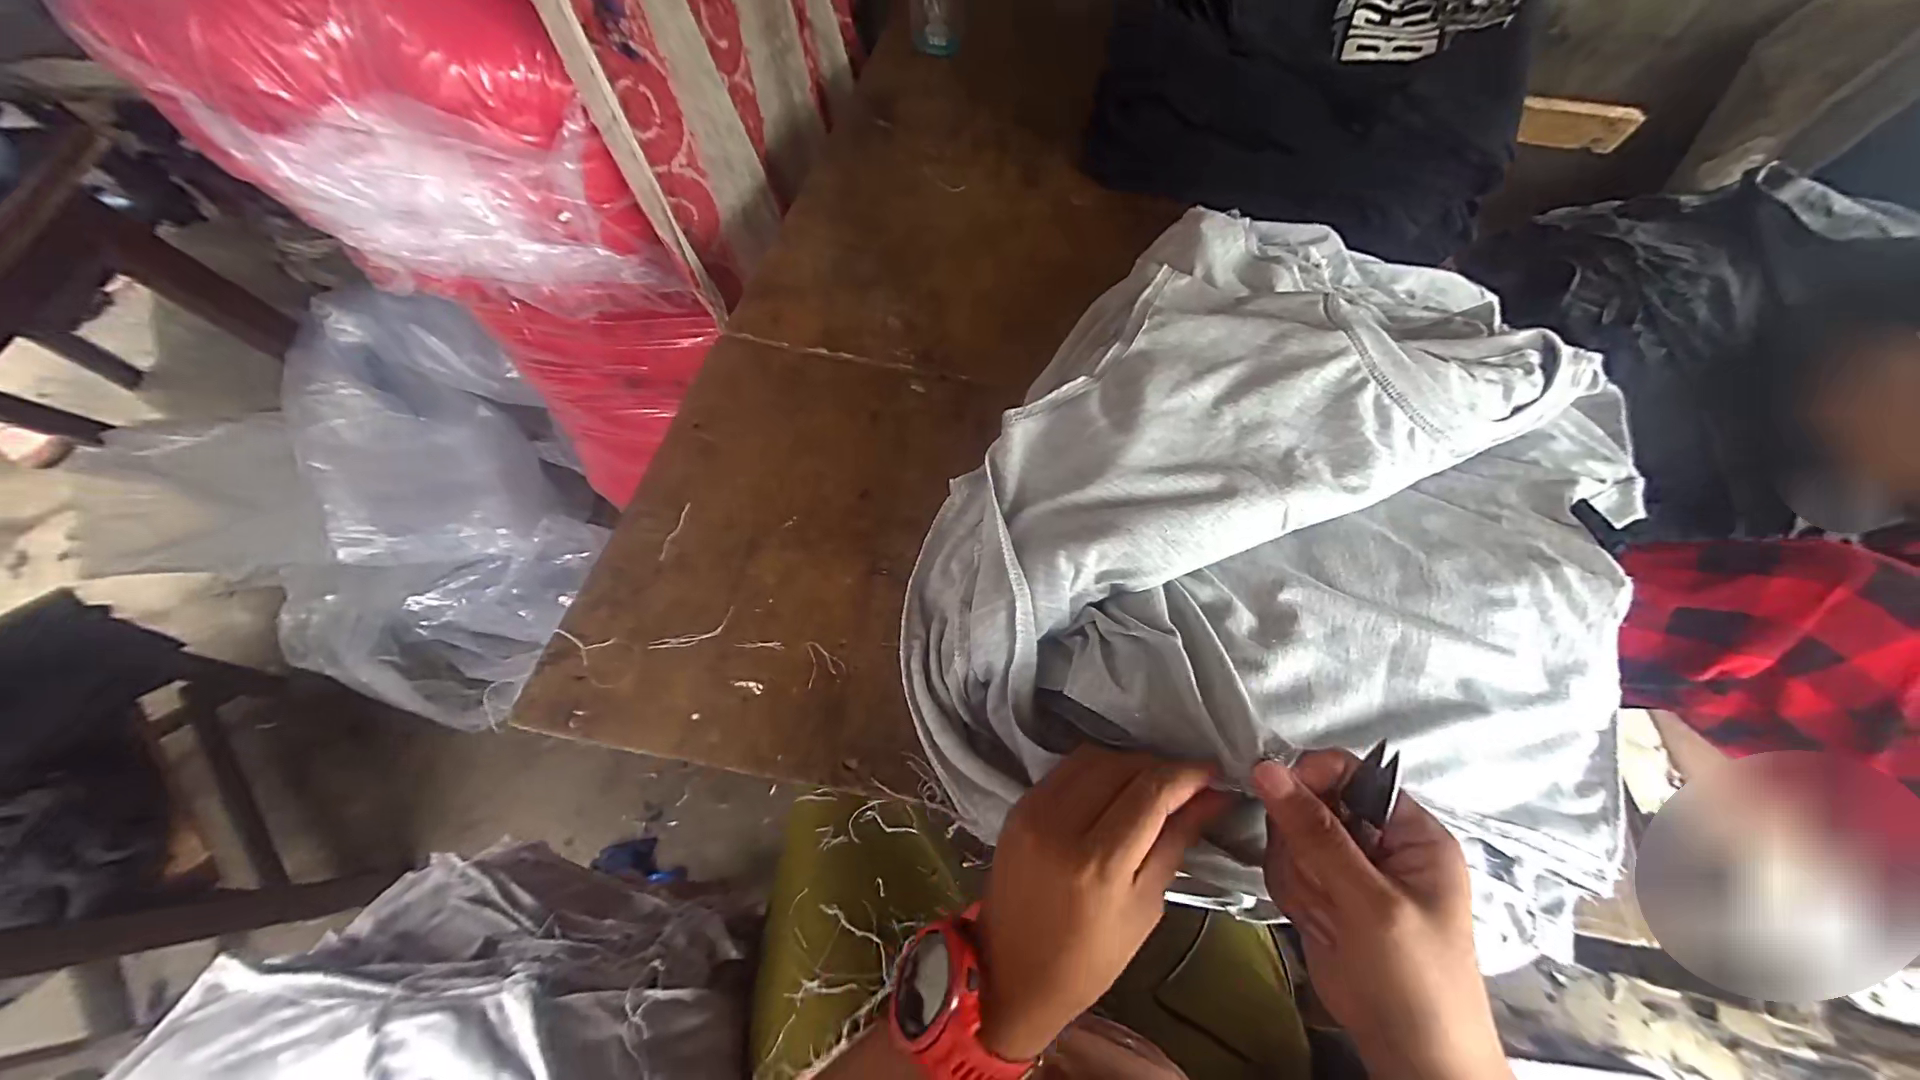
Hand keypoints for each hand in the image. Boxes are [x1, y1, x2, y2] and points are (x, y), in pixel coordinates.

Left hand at [974, 745, 1230, 1060]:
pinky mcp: (1018, 805)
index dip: (1186, 775)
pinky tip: (1111, 788)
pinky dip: (1094, 770)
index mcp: (1098, 864)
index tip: (1212, 771)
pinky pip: (1064, 769)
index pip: (1149, 793)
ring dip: (1126, 762)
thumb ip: (1176, 841)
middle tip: (1184, 783)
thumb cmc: (1091, 957)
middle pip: (1120, 766)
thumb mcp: (1145, 906)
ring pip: (1091, 758)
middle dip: (1159, 766)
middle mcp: (1060, 825)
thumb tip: (1212, 797)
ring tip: (1149, 784)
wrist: (1014, 968)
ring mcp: (1033, 810)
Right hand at [1253, 751, 1511, 1079]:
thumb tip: (1266, 768)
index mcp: (1409, 831)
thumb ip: (1315, 831)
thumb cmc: (1412, 978)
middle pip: (1308, 801)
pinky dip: (1291, 892)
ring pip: (1288, 834)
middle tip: (1323, 885)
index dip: (1311, 778)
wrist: (1408, 1055)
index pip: (1350, 772)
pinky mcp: (1321, 888)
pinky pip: (1282, 865)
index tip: (1281, 800)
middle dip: (1302, 844)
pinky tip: (1317, 922)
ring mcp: (1346, 865)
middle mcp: (1376, 839)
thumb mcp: (1368, 901)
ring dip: (1297, 874)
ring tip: (1327, 914)